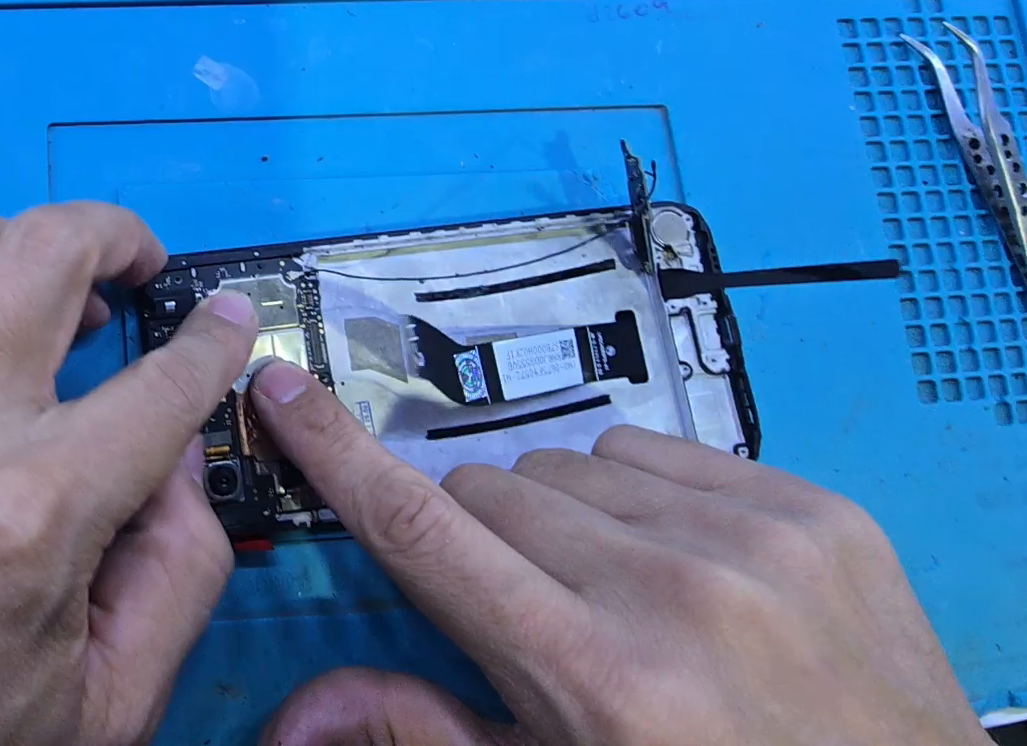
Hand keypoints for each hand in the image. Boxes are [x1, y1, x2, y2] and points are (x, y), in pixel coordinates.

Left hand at [0, 204, 256, 745]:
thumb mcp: (109, 700)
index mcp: (35, 511)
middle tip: (142, 262)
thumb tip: (179, 449)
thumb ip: (184, 565)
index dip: (212, 341)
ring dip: (30, 247)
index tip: (226, 317)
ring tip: (60, 295)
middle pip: (49, 250)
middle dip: (119, 234)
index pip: (160, 384)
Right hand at [247, 360, 987, 745]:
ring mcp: (754, 542)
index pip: (418, 531)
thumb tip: (286, 721)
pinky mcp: (817, 510)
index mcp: (594, 681)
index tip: (280, 387)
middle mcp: (670, 596)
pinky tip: (684, 565)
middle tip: (532, 609)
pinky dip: (632, 495)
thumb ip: (415, 732)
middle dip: (478, 538)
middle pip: (481, 490)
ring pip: (555, 465)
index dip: (334, 452)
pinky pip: (642, 446)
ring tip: (618, 593)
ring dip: (556, 517)